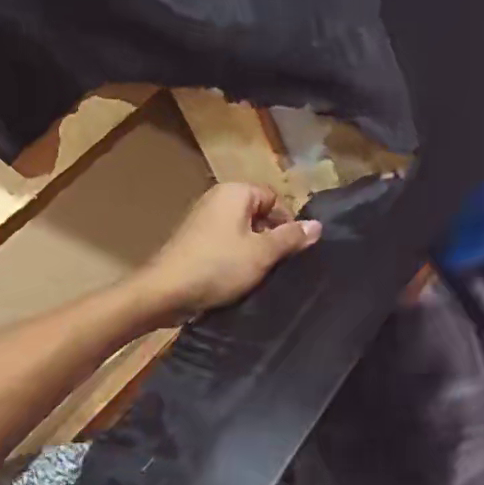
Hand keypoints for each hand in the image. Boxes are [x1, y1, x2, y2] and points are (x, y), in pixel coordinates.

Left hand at [129, 181, 321, 324]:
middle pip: (257, 215)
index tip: (294, 251)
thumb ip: (290, 238)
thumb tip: (317, 226)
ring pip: (240, 233)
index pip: (273, 198)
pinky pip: (223, 247)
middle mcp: (216, 200)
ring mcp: (201, 222)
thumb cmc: (218, 266)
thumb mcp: (262, 253)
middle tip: (280, 266)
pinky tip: (238, 281)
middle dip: (270, 239)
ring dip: (253, 253)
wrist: (166, 292)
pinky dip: (233, 260)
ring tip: (261, 276)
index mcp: (234, 192)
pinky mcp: (192, 244)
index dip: (287, 223)